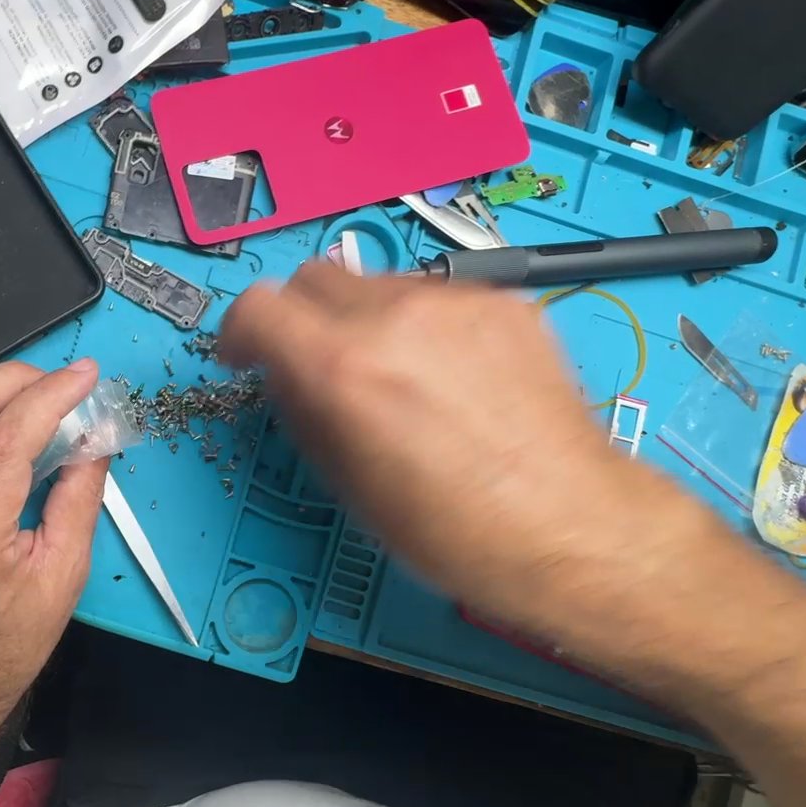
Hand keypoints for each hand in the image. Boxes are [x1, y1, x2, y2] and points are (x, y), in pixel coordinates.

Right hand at [218, 262, 717, 639]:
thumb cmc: (446, 529)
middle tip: (312, 364)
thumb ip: (301, 409)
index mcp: (345, 368)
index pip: (258, 306)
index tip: (245, 356)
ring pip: (374, 284)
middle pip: (313, 277)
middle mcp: (396, 317)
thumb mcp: (344, 481)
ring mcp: (457, 303)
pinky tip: (443, 375)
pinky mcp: (505, 304)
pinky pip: (434, 296)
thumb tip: (285, 374)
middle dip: (297, 318)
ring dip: (358, 319)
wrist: (566, 527)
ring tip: (388, 376)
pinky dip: (416, 324)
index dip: (239, 332)